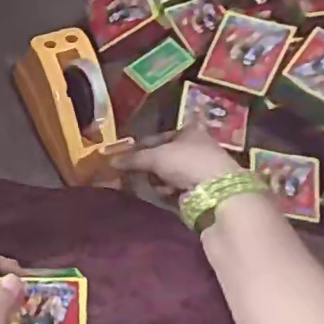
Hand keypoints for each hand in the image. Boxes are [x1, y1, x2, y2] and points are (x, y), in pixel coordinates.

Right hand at [111, 122, 243, 195]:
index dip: (141, 145)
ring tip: (151, 184)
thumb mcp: (154, 156)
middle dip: (148, 165)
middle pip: (162, 155)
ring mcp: (197, 167)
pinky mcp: (198, 186)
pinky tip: (165, 193)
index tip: (126, 155)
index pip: (159, 136)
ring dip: (157, 179)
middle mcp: (195, 146)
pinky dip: (167, 190)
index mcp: (189, 131)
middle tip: (132, 172)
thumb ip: (132, 158)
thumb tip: (111, 160)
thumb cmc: (185, 161)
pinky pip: (174, 186)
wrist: (213, 189)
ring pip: (167, 173)